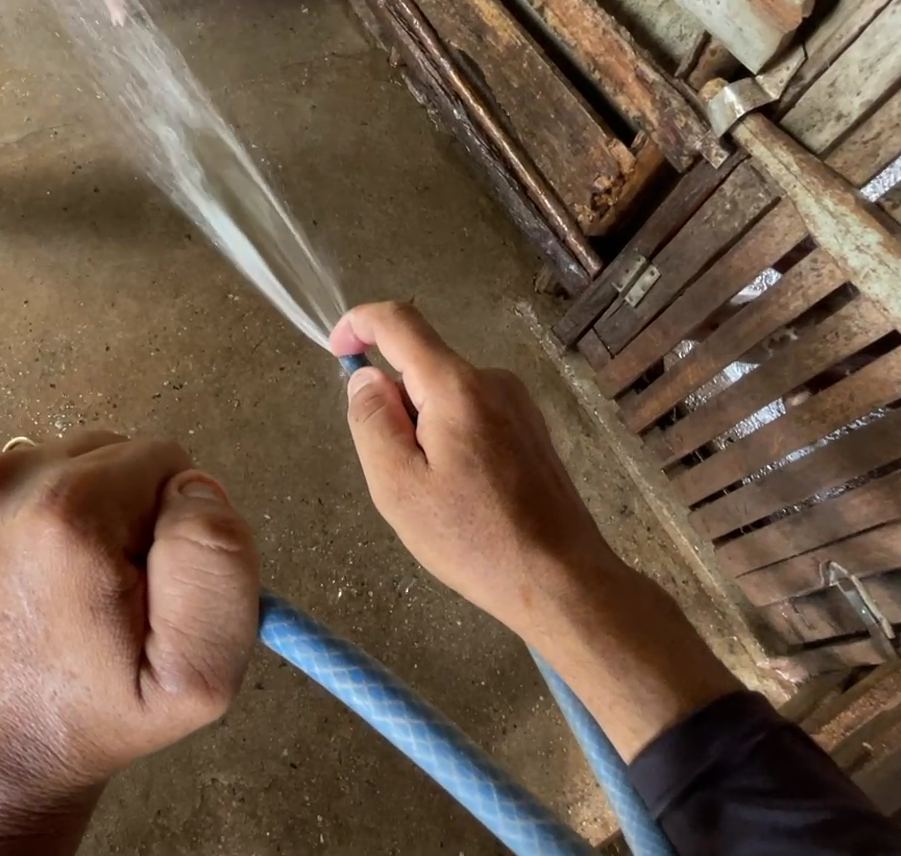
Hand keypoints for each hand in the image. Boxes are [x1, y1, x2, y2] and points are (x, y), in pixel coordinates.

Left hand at [0, 432, 259, 855]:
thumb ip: (219, 564)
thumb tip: (193, 484)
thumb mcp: (195, 674)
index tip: (145, 580)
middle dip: (120, 505)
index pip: (160, 459)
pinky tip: (9, 579)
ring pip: (50, 463)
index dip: (168, 519)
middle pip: (103, 451)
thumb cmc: (93, 719)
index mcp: (67, 508)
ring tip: (55, 584)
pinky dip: (14, 519)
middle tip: (104, 584)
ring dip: (67, 508)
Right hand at [332, 302, 740, 757]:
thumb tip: (365, 376)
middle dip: (392, 403)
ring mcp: (517, 402)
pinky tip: (462, 492)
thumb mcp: (398, 486)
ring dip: (420, 425)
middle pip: (420, 364)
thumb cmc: (473, 538)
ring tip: (433, 491)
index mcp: (455, 386)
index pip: (399, 321)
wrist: (562, 579)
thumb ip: (372, 420)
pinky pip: (470, 410)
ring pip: (444, 391)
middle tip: (395, 470)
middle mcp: (491, 379)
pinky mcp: (530, 427)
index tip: (337, 351)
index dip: (359, 323)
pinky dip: (447, 434)